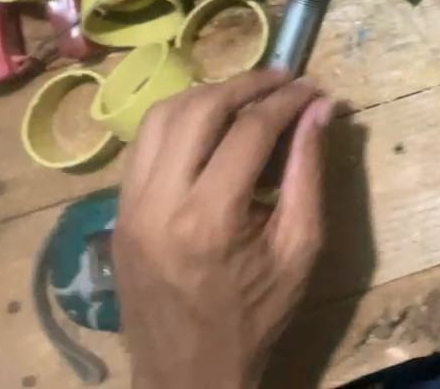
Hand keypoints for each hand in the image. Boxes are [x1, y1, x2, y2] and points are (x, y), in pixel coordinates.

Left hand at [114, 70, 335, 388]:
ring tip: (247, 96)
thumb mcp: (300, 246)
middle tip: (282, 79)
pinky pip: (144, 144)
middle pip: (199, 109)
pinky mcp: (117, 213)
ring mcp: (128, 208)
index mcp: (209, 219)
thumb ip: (309, 170)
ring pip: (161, 117)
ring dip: (208, 95)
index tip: (314, 88)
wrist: (186, 380)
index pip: (250, 129)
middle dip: (246, 84)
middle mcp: (158, 204)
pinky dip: (180, 120)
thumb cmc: (256, 317)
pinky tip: (211, 124)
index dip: (287, 100)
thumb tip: (321, 107)